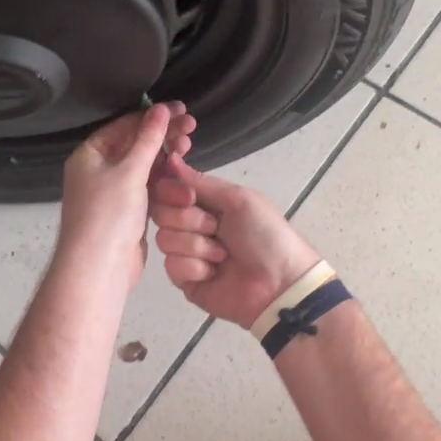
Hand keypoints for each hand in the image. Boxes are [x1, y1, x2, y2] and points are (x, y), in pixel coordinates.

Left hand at [58, 102, 195, 288]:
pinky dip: (163, 178)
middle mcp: (98, 170)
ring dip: (166, 156)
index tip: (181, 110)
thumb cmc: (108, 214)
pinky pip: (147, 186)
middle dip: (163, 135)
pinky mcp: (127, 211)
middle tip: (191, 126)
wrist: (100, 268)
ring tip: (190, 145)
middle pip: (135, 144)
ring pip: (143, 166)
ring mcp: (113, 191)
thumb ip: (148, 140)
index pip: (124, 126)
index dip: (153, 116)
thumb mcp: (130, 171)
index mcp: (90, 155)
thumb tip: (160, 108)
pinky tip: (182, 171)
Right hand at [149, 152, 321, 325]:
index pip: (167, 191)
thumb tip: (170, 158)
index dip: (171, 192)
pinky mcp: (185, 280)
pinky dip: (196, 267)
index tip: (188, 198)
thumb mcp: (238, 199)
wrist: (279, 282)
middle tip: (215, 228)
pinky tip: (215, 273)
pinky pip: (172, 267)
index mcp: (204, 204)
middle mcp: (191, 226)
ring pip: (165, 240)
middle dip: (188, 220)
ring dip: (197, 246)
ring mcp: (187, 254)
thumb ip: (201, 181)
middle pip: (161, 214)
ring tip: (223, 255)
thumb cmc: (265, 234)